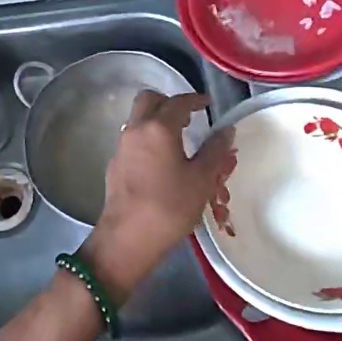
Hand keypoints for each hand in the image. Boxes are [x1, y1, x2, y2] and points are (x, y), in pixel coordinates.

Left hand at [83, 91, 233, 301]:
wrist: (127, 240)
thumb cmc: (169, 207)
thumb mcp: (202, 179)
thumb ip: (215, 150)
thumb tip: (226, 129)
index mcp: (158, 128)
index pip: (178, 102)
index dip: (195, 99)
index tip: (207, 103)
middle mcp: (136, 130)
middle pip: (149, 100)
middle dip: (169, 103)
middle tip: (188, 118)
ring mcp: (121, 148)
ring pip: (138, 120)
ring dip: (157, 121)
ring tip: (179, 140)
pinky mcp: (115, 166)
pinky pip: (133, 140)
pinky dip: (148, 139)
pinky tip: (162, 162)